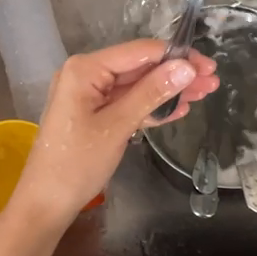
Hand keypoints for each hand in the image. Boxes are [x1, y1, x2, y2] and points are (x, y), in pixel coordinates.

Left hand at [7, 39, 217, 231]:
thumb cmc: (76, 163)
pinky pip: (127, 102)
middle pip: (139, 67)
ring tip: (203, 94)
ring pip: (136, 85)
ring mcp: (89, 94)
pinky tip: (178, 110)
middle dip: (175, 74)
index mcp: (84, 69)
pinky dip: (151, 106)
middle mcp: (85, 74)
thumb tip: (186, 67)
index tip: (207, 66)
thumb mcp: (118, 126)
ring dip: (168, 90)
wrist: (45, 204)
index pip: (139, 52)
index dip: (175, 56)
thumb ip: (152, 93)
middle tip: (211, 82)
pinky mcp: (93, 113)